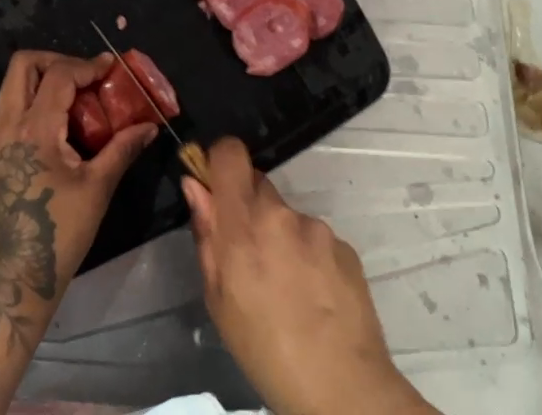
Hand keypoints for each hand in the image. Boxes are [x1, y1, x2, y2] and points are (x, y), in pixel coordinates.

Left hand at [0, 50, 156, 285]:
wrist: (20, 271)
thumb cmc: (62, 230)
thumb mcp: (98, 187)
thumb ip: (122, 148)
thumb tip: (148, 126)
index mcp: (34, 130)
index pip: (58, 77)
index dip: (86, 65)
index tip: (110, 66)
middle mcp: (8, 125)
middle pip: (22, 66)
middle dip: (56, 60)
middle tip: (86, 75)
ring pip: (12, 85)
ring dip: (43, 79)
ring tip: (77, 95)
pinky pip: (10, 107)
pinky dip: (33, 99)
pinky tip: (61, 120)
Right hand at [182, 138, 436, 414]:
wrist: (343, 388)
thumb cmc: (263, 348)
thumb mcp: (217, 297)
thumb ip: (206, 235)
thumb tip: (195, 187)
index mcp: (243, 224)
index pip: (230, 154)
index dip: (219, 158)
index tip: (213, 182)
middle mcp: (282, 215)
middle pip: (258, 185)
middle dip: (247, 208)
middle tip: (247, 252)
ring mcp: (319, 231)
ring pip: (287, 217)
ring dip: (279, 236)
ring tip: (283, 286)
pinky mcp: (346, 249)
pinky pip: (315, 240)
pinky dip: (307, 256)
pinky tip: (311, 295)